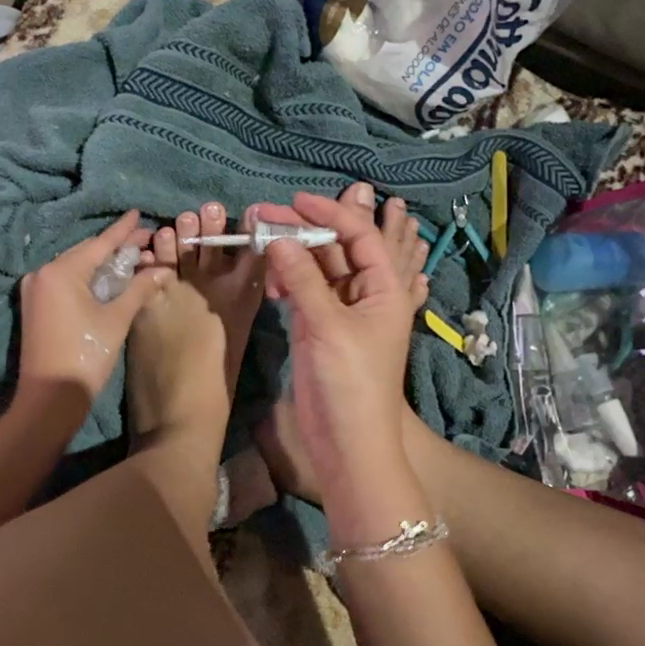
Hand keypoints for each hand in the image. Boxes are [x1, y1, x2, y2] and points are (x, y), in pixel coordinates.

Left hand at [18, 211, 171, 405]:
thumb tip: (163, 270)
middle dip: (116, 249)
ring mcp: (36, 291)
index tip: (138, 214)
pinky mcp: (36, 307)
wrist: (50, 399)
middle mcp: (43, 273)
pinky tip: (110, 281)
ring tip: (133, 261)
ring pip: (76, 269)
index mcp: (61, 271)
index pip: (99, 243)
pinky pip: (66, 284)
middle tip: (146, 243)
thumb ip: (139, 289)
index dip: (123, 230)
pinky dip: (89, 280)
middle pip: (86, 253)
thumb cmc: (86, 356)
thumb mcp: (117, 319)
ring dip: (103, 265)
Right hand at [264, 192, 421, 514]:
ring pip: (316, 269)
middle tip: (262, 214)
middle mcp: (366, 294)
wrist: (347, 444)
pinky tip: (269, 281)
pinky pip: (303, 292)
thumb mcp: (328, 327)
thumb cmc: (350, 384)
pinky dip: (286, 282)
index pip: (359, 236)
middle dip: (303, 230)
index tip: (293, 201)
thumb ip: (303, 280)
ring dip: (291, 254)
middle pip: (336, 249)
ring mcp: (341, 312)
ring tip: (260, 239)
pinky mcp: (319, 329)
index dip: (329, 214)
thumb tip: (279, 238)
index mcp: (385, 289)